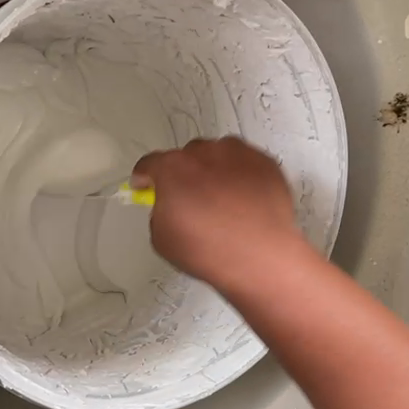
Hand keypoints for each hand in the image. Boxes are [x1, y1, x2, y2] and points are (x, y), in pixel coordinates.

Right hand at [132, 137, 314, 294]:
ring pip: (217, 155)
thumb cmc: (207, 249)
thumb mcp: (161, 238)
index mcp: (173, 169)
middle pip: (186, 156)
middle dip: (183, 174)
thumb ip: (159, 212)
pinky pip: (244, 163)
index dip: (144, 177)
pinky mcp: (264, 163)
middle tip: (188, 200)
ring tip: (219, 201)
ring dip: (212, 171)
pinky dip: (239, 176)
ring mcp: (238, 154)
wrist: (257, 255)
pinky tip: (241, 202)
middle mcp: (205, 153)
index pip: (149, 164)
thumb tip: (168, 206)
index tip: (145, 186)